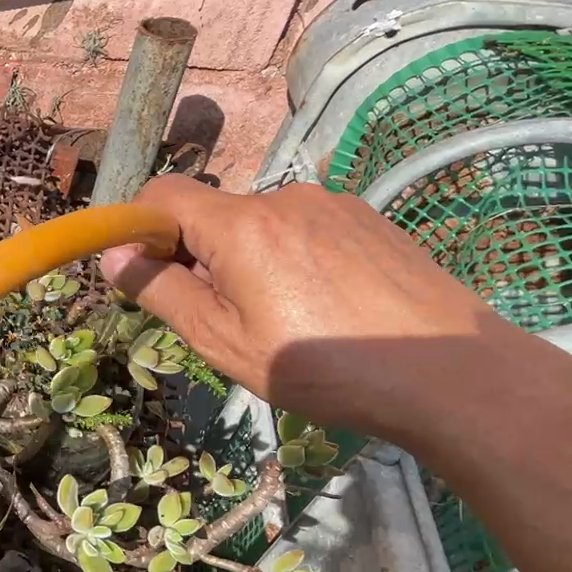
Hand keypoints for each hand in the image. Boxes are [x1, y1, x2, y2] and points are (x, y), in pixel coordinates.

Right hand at [97, 175, 532, 444]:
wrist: (459, 377)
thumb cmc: (324, 366)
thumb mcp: (222, 340)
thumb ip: (160, 291)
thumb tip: (112, 257)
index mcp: (240, 225)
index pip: (160, 193)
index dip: (137, 226)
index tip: (147, 273)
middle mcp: (284, 198)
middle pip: (209, 212)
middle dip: (195, 253)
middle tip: (221, 314)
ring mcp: (333, 205)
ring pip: (256, 222)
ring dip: (243, 257)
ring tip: (281, 316)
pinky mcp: (369, 220)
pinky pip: (301, 227)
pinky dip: (287, 256)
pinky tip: (323, 304)